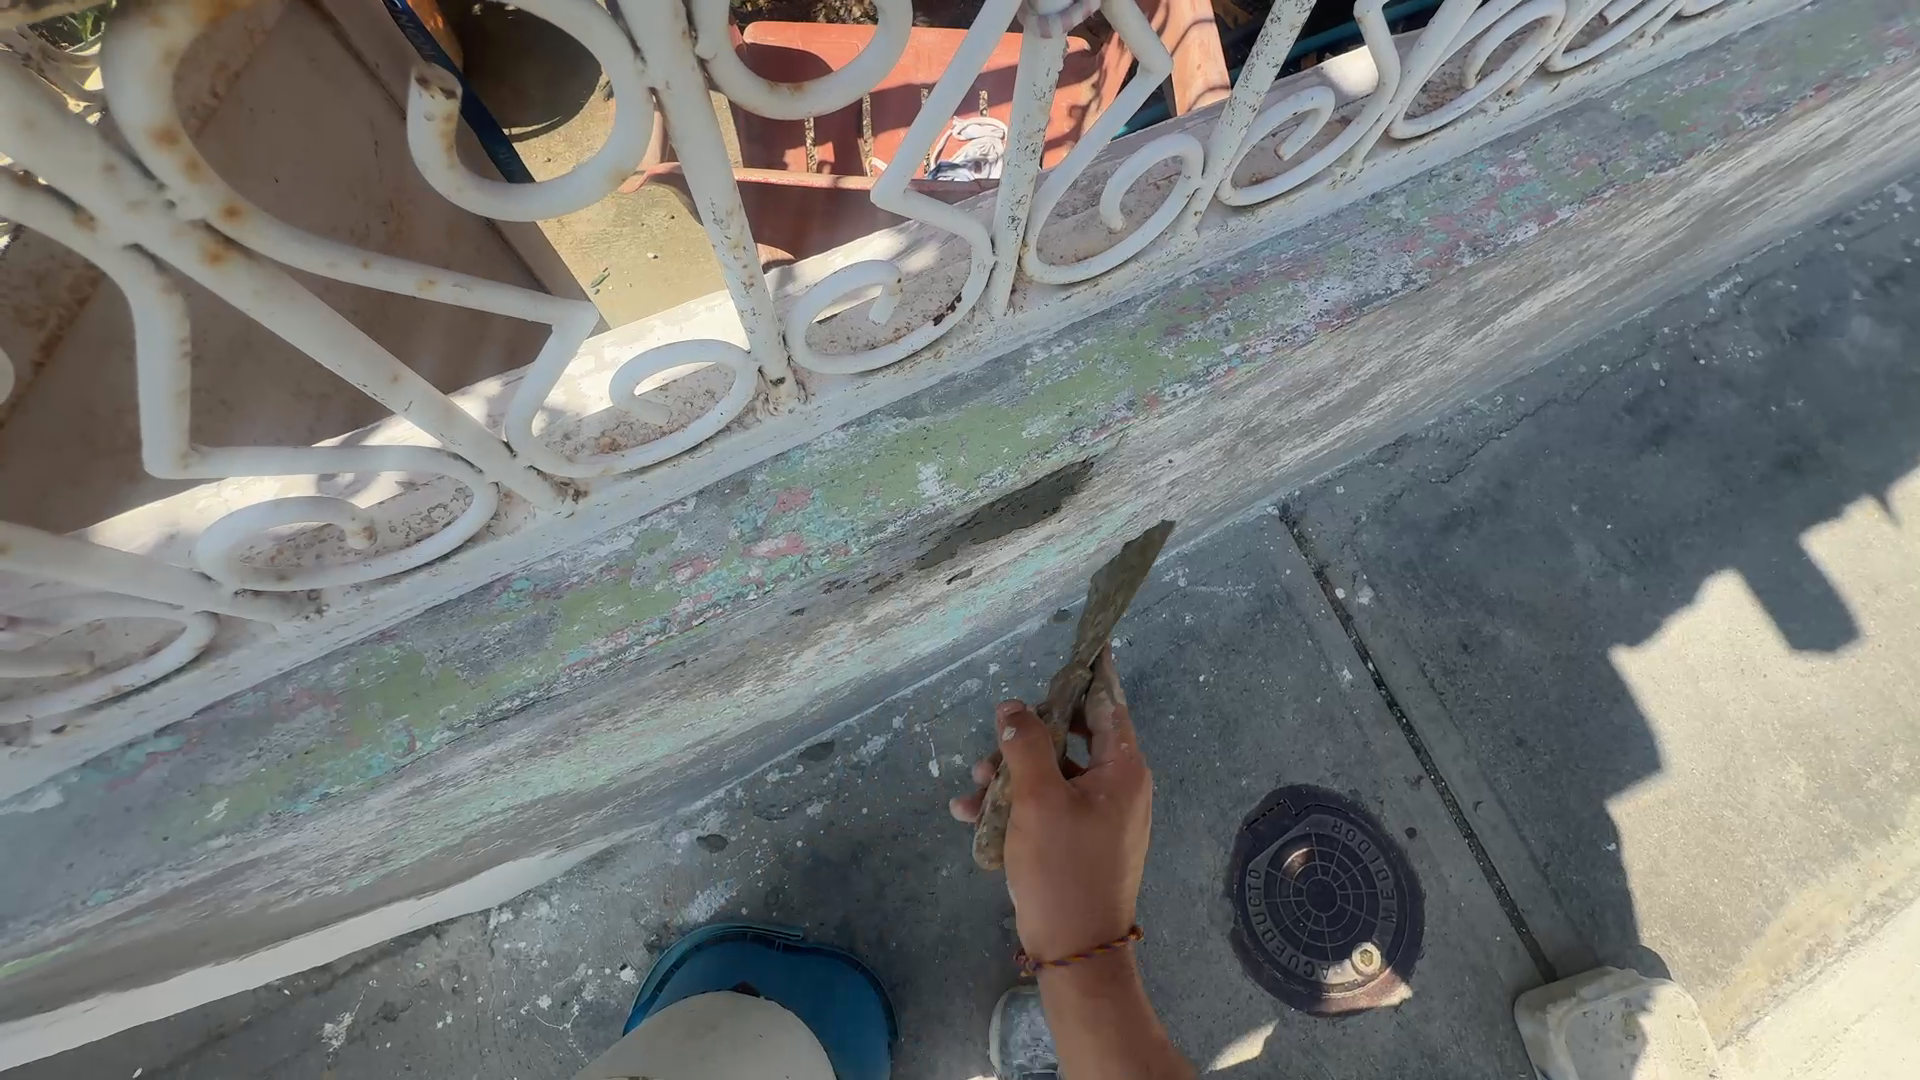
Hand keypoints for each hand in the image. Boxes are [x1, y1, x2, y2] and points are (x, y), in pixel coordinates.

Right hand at [951, 645, 1152, 962]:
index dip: (1090, 674)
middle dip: (1025, 735)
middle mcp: (1116, 786)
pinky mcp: (1078, 839)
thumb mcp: (1038, 798)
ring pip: (1051, 772)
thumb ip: (1025, 743)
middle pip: (1071, 736)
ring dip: (1009, 773)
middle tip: (994, 737)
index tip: (1082, 646)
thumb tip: (1013, 707)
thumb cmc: (1062, 867)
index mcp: (1122, 769)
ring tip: (972, 787)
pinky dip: (1014, 804)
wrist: (1074, 952)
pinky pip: (1046, 805)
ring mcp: (1098, 815)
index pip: (1109, 703)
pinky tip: (970, 815)